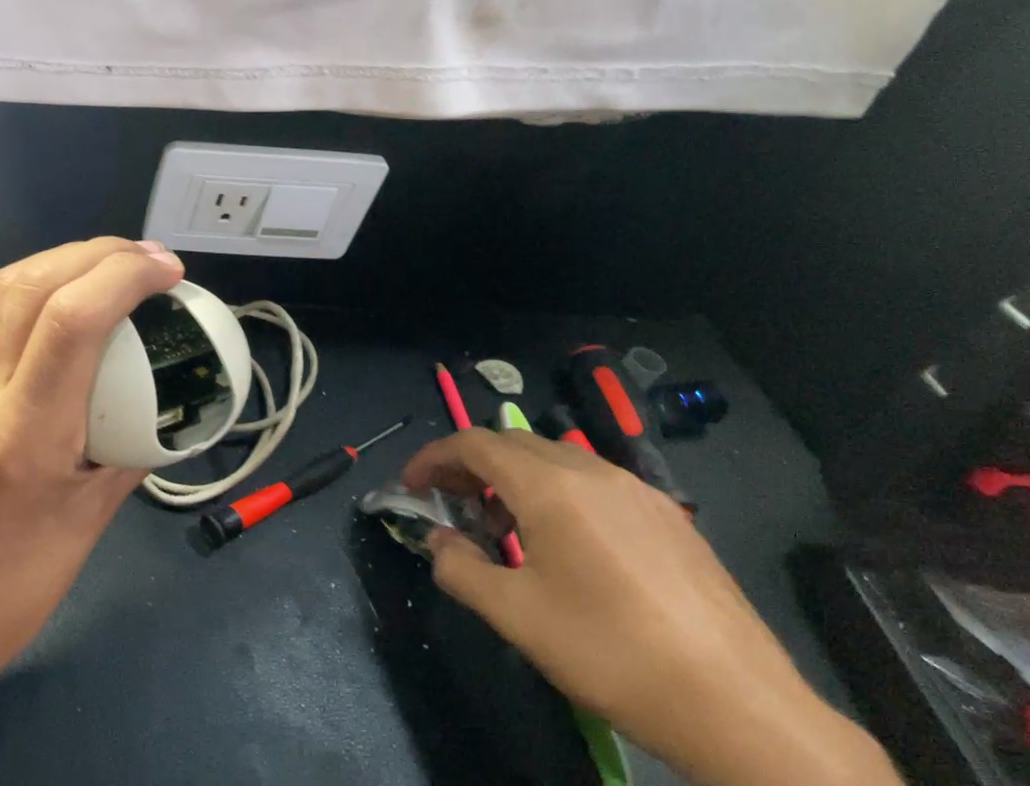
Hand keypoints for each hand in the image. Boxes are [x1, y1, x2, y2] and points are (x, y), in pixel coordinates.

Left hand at [0, 237, 184, 694]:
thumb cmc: (13, 585)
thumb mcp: (91, 521)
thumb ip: (129, 449)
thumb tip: (160, 400)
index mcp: (23, 433)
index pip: (72, 319)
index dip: (126, 276)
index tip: (171, 272)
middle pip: (33, 282)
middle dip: (100, 252)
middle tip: (151, 261)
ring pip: (5, 288)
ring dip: (65, 260)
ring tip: (117, 267)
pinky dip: (36, 286)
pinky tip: (68, 299)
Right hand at [402, 429, 897, 785]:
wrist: (736, 704)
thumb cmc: (609, 652)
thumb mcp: (514, 615)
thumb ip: (460, 568)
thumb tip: (439, 543)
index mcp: (552, 487)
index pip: (476, 444)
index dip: (433, 458)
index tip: (411, 486)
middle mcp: (596, 473)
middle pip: (515, 444)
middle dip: (471, 465)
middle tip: (447, 503)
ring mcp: (640, 493)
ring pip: (558, 461)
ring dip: (515, 479)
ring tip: (500, 526)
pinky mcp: (671, 519)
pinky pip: (596, 485)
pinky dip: (558, 494)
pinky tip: (562, 545)